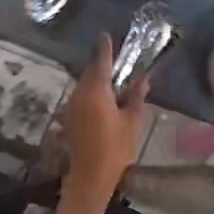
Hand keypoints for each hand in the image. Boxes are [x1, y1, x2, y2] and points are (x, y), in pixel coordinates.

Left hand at [63, 35, 149, 199]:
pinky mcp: (69, 119)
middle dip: (102, 66)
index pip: (101, 63)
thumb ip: (137, 98)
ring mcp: (71, 107)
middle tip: (116, 60)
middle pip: (90, 74)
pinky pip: (81, 98)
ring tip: (114, 83)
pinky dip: (92, 95)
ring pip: (85, 86)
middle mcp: (79, 95)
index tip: (105, 35)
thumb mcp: (131, 123)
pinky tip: (104, 102)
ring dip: (97, 82)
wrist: (89, 177)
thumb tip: (144, 79)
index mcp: (96, 92)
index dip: (105, 49)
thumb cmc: (114, 149)